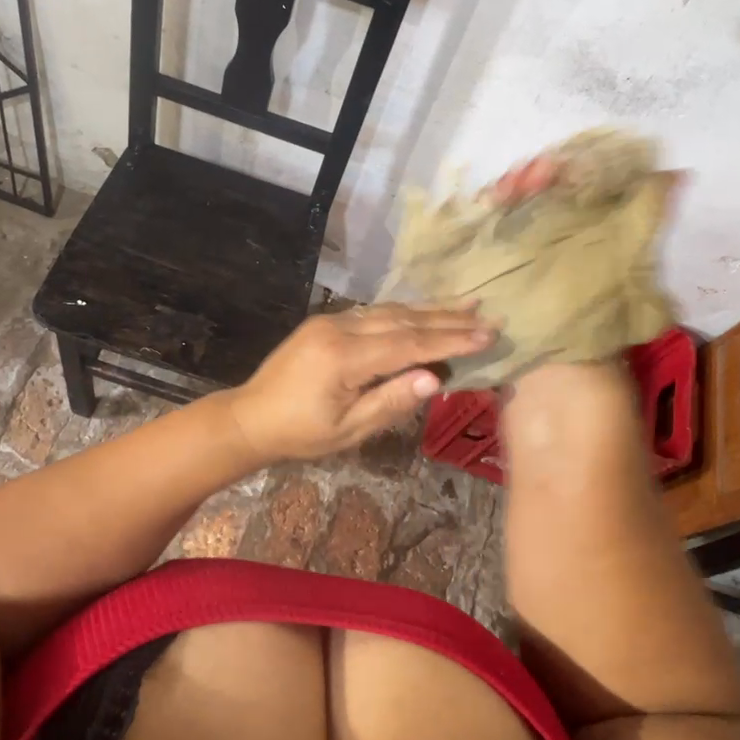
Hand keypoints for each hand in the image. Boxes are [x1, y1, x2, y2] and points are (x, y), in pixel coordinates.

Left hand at [223, 304, 494, 461]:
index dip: (451, 339)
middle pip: (403, 319)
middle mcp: (339, 329)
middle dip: (448, 318)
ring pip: (389, 311)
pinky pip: (373, 313)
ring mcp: (330, 321)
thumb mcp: (348, 430)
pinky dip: (404, 313)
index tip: (488, 335)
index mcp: (344, 357)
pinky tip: (424, 312)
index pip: (409, 343)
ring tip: (467, 305)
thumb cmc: (300, 434)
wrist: (250, 418)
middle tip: (488, 314)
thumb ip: (391, 402)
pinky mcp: (325, 323)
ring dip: (429, 309)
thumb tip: (435, 378)